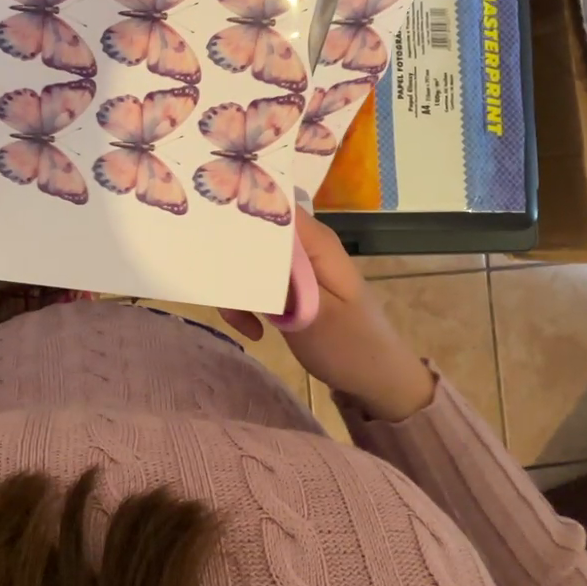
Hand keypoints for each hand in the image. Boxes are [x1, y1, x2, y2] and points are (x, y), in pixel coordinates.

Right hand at [219, 210, 435, 420]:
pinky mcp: (292, 287)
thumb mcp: (313, 313)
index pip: (272, 202)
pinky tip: (253, 329)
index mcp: (316, 241)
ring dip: (238, 288)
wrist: (378, 382)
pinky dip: (249, 304)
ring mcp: (298, 267)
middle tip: (216, 286)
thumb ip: (281, 273)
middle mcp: (306, 245)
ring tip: (242, 321)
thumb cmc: (350, 347)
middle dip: (230, 257)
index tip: (208, 227)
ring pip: (251, 261)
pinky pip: (258, 283)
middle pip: (254, 233)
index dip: (238, 206)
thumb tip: (247, 236)